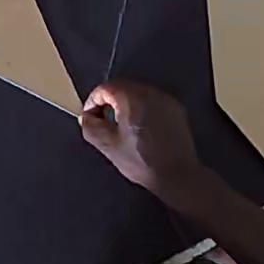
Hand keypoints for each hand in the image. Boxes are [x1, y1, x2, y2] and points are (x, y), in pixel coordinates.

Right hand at [80, 80, 215, 207]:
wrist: (177, 174)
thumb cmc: (140, 160)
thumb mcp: (107, 145)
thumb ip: (90, 126)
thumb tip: (86, 116)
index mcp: (130, 97)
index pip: (104, 88)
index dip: (92, 102)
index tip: (89, 118)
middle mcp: (149, 91)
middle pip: (121, 88)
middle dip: (108, 103)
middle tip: (104, 123)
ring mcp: (164, 99)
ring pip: (137, 94)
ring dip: (126, 106)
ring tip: (122, 127)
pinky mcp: (175, 108)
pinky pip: (152, 102)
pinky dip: (142, 110)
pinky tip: (142, 129)